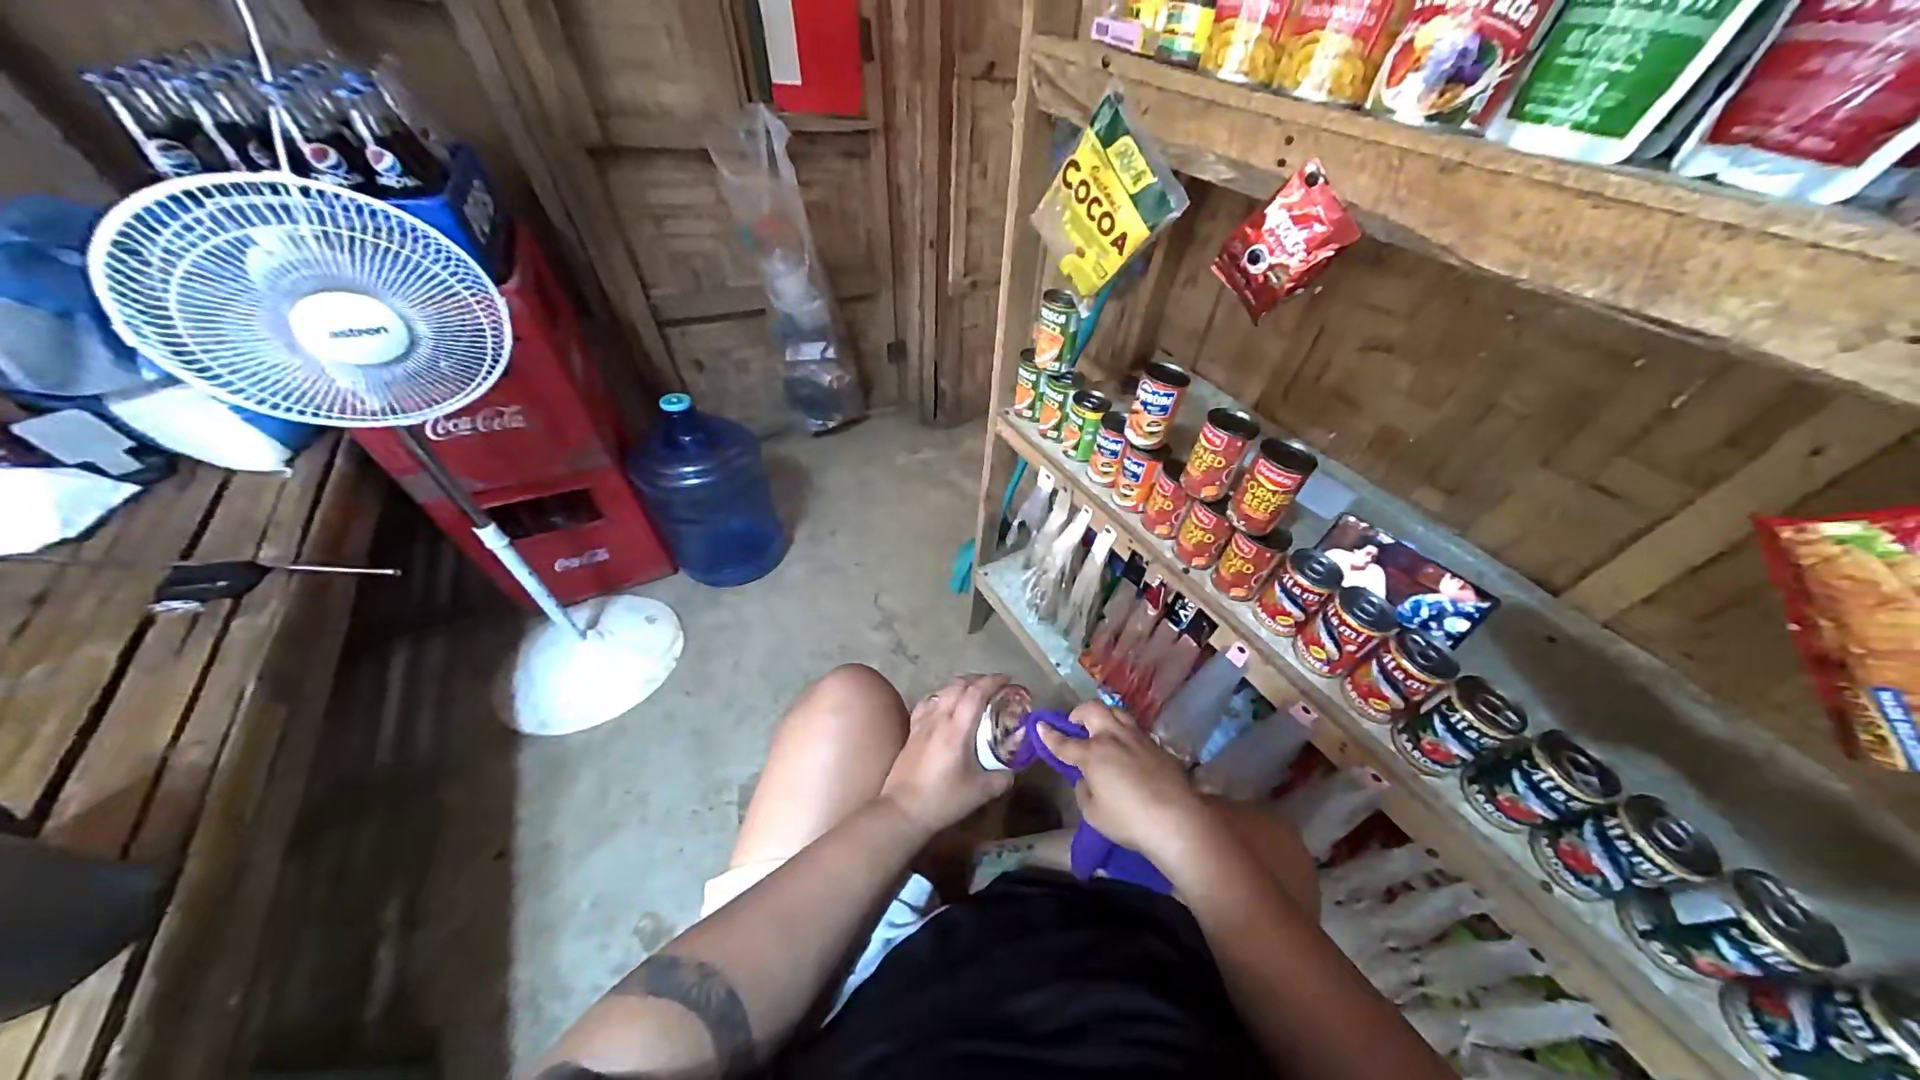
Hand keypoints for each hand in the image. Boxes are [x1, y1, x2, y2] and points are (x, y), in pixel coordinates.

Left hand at [878, 674, 1015, 834]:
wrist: (902, 810)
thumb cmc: (943, 800)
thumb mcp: (981, 792)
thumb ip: (1002, 778)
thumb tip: (1013, 769)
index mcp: (957, 729)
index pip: (975, 693)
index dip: (993, 681)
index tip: (1007, 679)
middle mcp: (938, 719)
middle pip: (958, 685)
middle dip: (978, 679)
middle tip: (995, 685)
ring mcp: (922, 722)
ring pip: (942, 690)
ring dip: (960, 684)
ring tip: (973, 691)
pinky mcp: (911, 730)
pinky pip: (928, 702)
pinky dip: (942, 695)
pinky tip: (946, 703)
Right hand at [1037, 701, 1211, 859]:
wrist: (1176, 819)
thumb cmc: (1129, 820)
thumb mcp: (1094, 813)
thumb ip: (1083, 791)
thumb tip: (1085, 779)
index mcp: (1092, 754)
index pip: (1064, 742)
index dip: (1049, 734)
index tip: (1040, 725)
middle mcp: (1113, 738)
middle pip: (1092, 710)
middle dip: (1078, 713)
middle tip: (1075, 724)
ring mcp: (1137, 738)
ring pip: (1116, 712)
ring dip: (1103, 715)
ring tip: (1101, 728)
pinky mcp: (1157, 745)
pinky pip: (1134, 728)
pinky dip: (1123, 730)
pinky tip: (1125, 745)